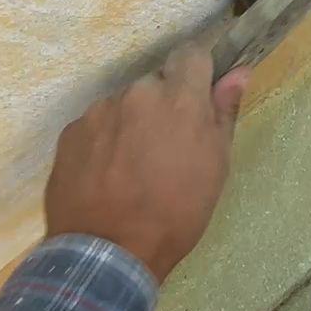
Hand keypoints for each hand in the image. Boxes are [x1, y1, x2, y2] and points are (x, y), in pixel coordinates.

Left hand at [43, 44, 251, 281]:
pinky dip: (104, 141)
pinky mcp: (71, 132)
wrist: (108, 256)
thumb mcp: (216, 165)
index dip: (196, 73)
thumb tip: (239, 72)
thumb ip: (224, 111)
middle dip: (162, 103)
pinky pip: (96, 124)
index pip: (191, 54)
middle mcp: (139, 93)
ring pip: (124, 104)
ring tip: (131, 166)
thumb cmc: (177, 212)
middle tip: (164, 145)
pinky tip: (106, 174)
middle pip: (156, 82)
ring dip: (132, 122)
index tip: (196, 97)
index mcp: (180, 98)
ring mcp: (100, 111)